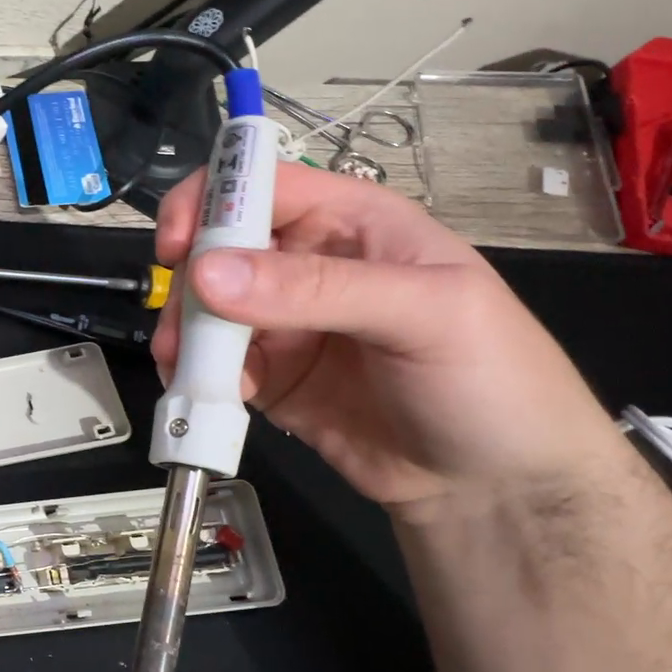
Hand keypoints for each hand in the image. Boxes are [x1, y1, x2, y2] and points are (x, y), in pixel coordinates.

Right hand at [152, 163, 625, 507]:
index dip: (211, 202)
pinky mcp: (267, 376)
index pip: (263, 186)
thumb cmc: (491, 380)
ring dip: (183, 334)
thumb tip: (204, 273)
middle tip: (179, 332)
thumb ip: (316, 289)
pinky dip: (195, 374)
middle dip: (187, 285)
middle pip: (217, 249)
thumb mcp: (422, 315)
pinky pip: (211, 363)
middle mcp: (308, 265)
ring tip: (183, 369)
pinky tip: (206, 393)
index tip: (176, 248)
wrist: (496, 485)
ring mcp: (284, 324)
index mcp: (354, 224)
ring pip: (204, 309)